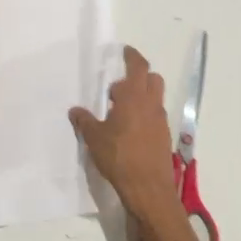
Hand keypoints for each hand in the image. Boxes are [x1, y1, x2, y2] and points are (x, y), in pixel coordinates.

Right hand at [71, 46, 177, 219]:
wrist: (148, 190)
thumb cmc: (119, 156)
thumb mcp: (94, 138)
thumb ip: (84, 121)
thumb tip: (75, 111)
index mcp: (134, 97)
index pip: (138, 67)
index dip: (132, 56)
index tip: (125, 51)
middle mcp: (151, 105)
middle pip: (153, 79)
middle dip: (139, 77)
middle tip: (118, 88)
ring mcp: (161, 122)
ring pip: (156, 99)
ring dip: (142, 97)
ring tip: (120, 112)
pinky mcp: (165, 139)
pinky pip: (156, 117)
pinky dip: (146, 115)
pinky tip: (130, 131)